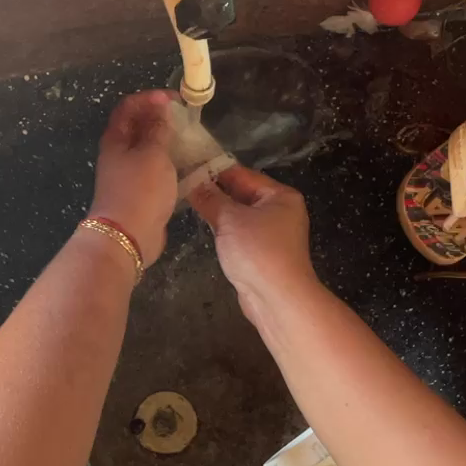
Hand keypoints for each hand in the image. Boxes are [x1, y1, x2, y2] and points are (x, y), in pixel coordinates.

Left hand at [90, 90, 177, 262]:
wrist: (128, 236)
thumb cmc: (140, 190)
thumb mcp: (153, 153)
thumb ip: (159, 129)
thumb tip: (161, 108)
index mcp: (116, 138)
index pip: (129, 106)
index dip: (150, 98)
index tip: (175, 100)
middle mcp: (118, 153)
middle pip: (137, 127)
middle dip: (160, 118)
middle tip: (186, 118)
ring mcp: (128, 174)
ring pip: (147, 149)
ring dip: (166, 141)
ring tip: (190, 139)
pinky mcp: (140, 192)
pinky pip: (155, 169)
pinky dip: (169, 163)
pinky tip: (186, 165)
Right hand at [188, 166, 321, 319]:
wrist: (278, 298)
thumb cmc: (257, 251)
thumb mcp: (229, 219)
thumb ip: (210, 198)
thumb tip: (194, 182)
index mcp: (280, 195)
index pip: (243, 175)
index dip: (215, 171)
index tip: (189, 167)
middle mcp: (281, 211)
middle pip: (242, 195)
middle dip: (216, 193)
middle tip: (184, 186)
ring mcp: (274, 234)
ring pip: (241, 216)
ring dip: (220, 213)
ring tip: (191, 204)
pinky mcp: (264, 254)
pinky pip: (242, 235)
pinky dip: (226, 232)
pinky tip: (208, 229)